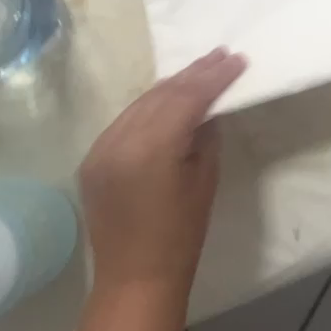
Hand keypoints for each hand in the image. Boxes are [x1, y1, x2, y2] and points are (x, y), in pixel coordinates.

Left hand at [79, 49, 246, 294]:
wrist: (136, 275)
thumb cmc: (183, 232)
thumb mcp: (206, 178)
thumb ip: (205, 136)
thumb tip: (209, 109)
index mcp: (151, 149)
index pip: (186, 98)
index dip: (214, 77)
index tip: (237, 60)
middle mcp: (118, 141)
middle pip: (161, 94)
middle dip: (193, 74)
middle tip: (222, 55)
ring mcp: (100, 149)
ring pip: (141, 103)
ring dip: (172, 85)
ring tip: (201, 69)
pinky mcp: (92, 158)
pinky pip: (126, 121)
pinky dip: (151, 106)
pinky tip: (170, 98)